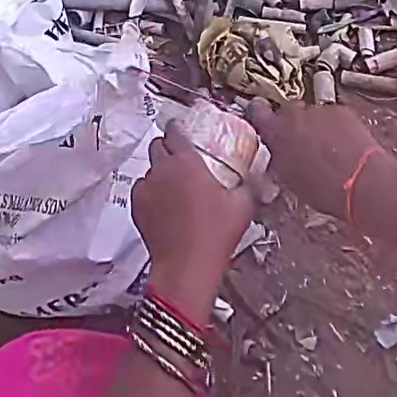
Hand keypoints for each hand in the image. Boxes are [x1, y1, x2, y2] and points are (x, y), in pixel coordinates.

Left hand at [133, 128, 252, 318]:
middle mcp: (162, 169)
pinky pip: (140, 189)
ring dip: (159, 172)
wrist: (186, 266)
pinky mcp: (137, 206)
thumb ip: (251, 184)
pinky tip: (163, 205)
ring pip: (149, 168)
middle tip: (181, 162)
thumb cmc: (214, 235)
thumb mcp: (243, 205)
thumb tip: (259, 175)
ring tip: (173, 187)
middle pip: (158, 145)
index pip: (175, 131)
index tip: (184, 134)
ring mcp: (147, 187)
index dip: (178, 130)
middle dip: (167, 149)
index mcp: (186, 161)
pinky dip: (149, 192)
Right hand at [247, 101, 386, 219]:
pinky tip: (344, 145)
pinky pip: (331, 115)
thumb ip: (280, 157)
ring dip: (315, 126)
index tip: (264, 121)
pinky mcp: (340, 110)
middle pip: (287, 111)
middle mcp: (294, 115)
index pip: (258, 112)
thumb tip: (279, 152)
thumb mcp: (290, 178)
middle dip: (292, 124)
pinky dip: (335, 126)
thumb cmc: (325, 189)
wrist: (364, 182)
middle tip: (301, 144)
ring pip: (311, 114)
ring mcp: (318, 110)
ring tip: (328, 149)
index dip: (260, 115)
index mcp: (277, 133)